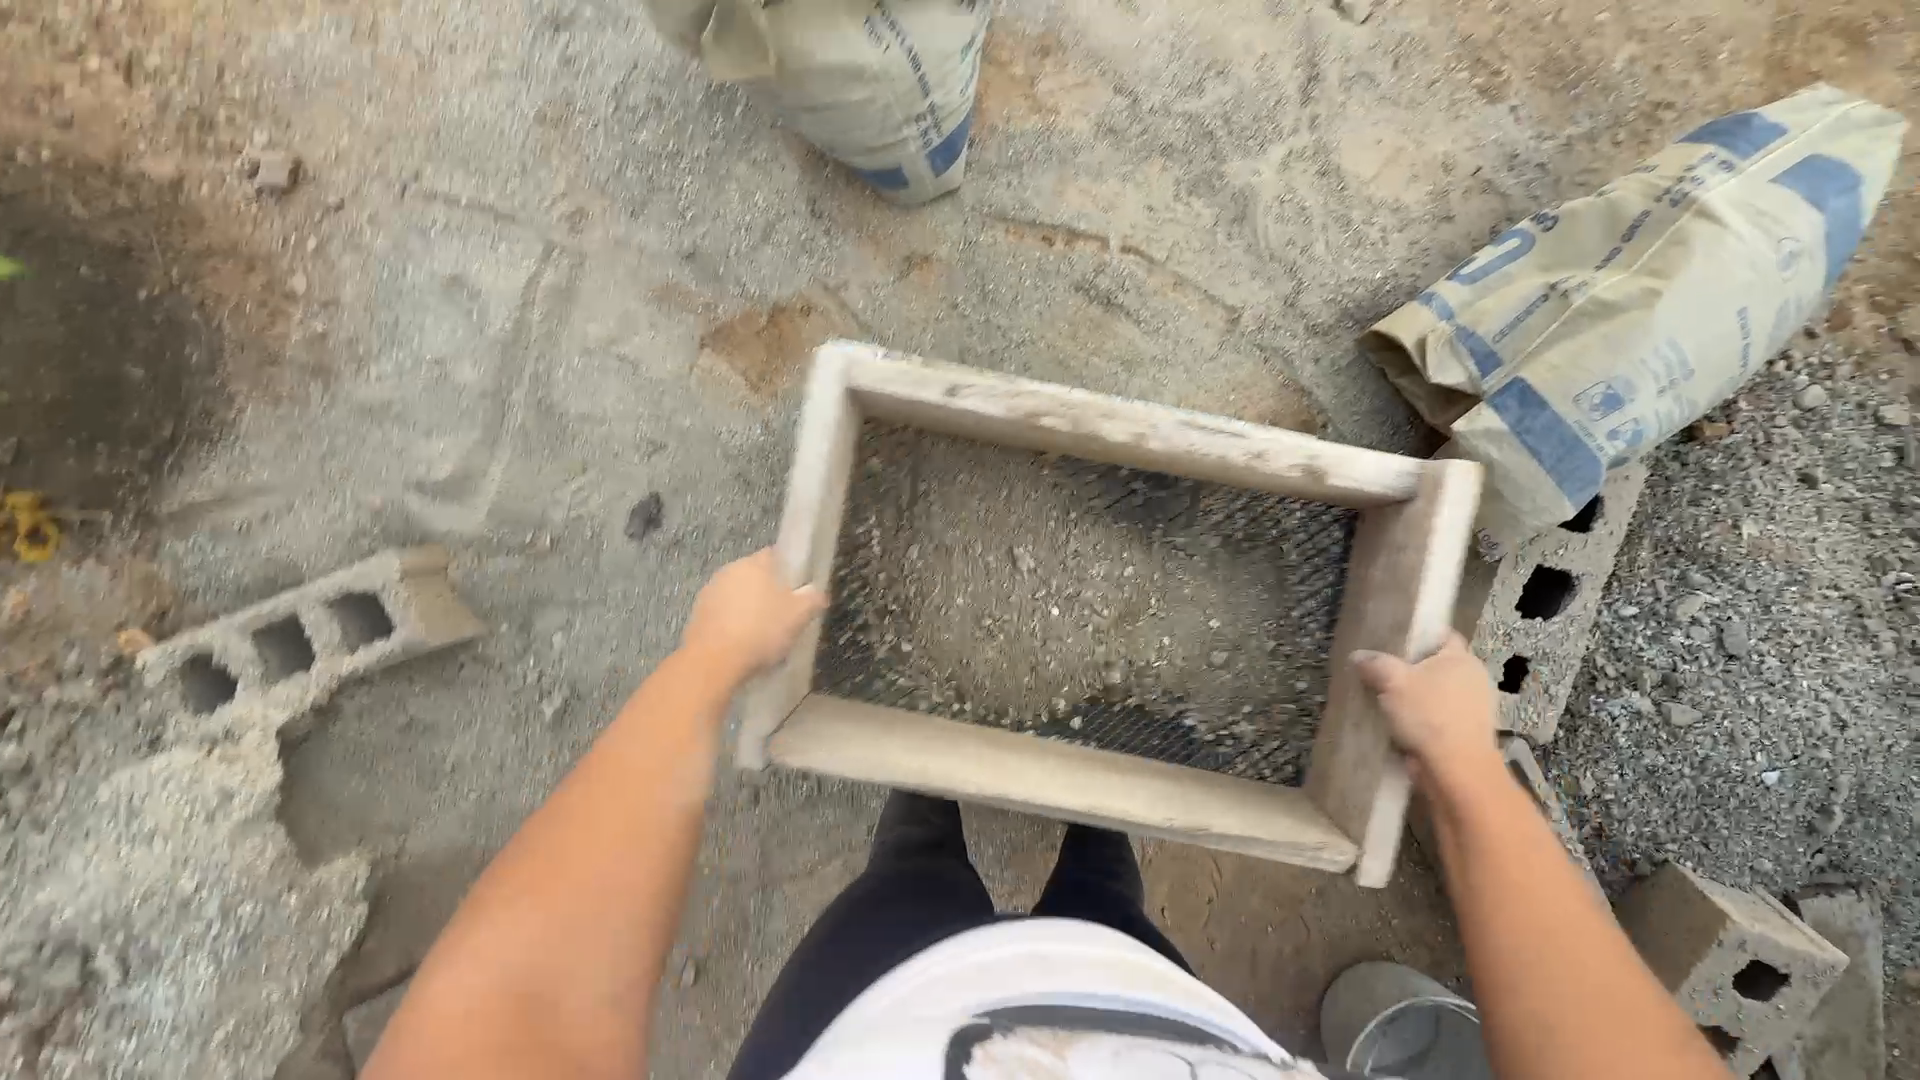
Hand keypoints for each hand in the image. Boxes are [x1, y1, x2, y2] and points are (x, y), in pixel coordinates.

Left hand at [680, 549, 827, 680]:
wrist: (714, 661)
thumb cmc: (762, 630)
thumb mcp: (799, 615)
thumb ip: (813, 599)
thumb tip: (818, 593)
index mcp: (755, 563)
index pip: (775, 555)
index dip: (789, 570)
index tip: (798, 589)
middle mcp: (729, 570)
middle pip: (756, 575)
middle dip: (769, 590)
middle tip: (785, 614)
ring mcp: (710, 591)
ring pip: (738, 594)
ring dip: (750, 607)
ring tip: (763, 633)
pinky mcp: (698, 613)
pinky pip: (723, 613)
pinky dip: (733, 622)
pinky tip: (743, 642)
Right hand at [1350, 632, 1498, 777]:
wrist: (1456, 768)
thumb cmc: (1428, 714)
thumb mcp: (1392, 680)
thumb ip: (1374, 663)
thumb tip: (1357, 656)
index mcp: (1462, 659)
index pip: (1443, 635)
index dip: (1419, 634)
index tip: (1393, 639)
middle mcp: (1474, 678)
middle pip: (1437, 664)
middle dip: (1412, 667)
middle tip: (1381, 668)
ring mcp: (1473, 707)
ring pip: (1437, 691)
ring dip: (1415, 694)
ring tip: (1384, 697)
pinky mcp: (1467, 731)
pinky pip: (1439, 714)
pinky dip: (1421, 716)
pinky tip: (1398, 721)